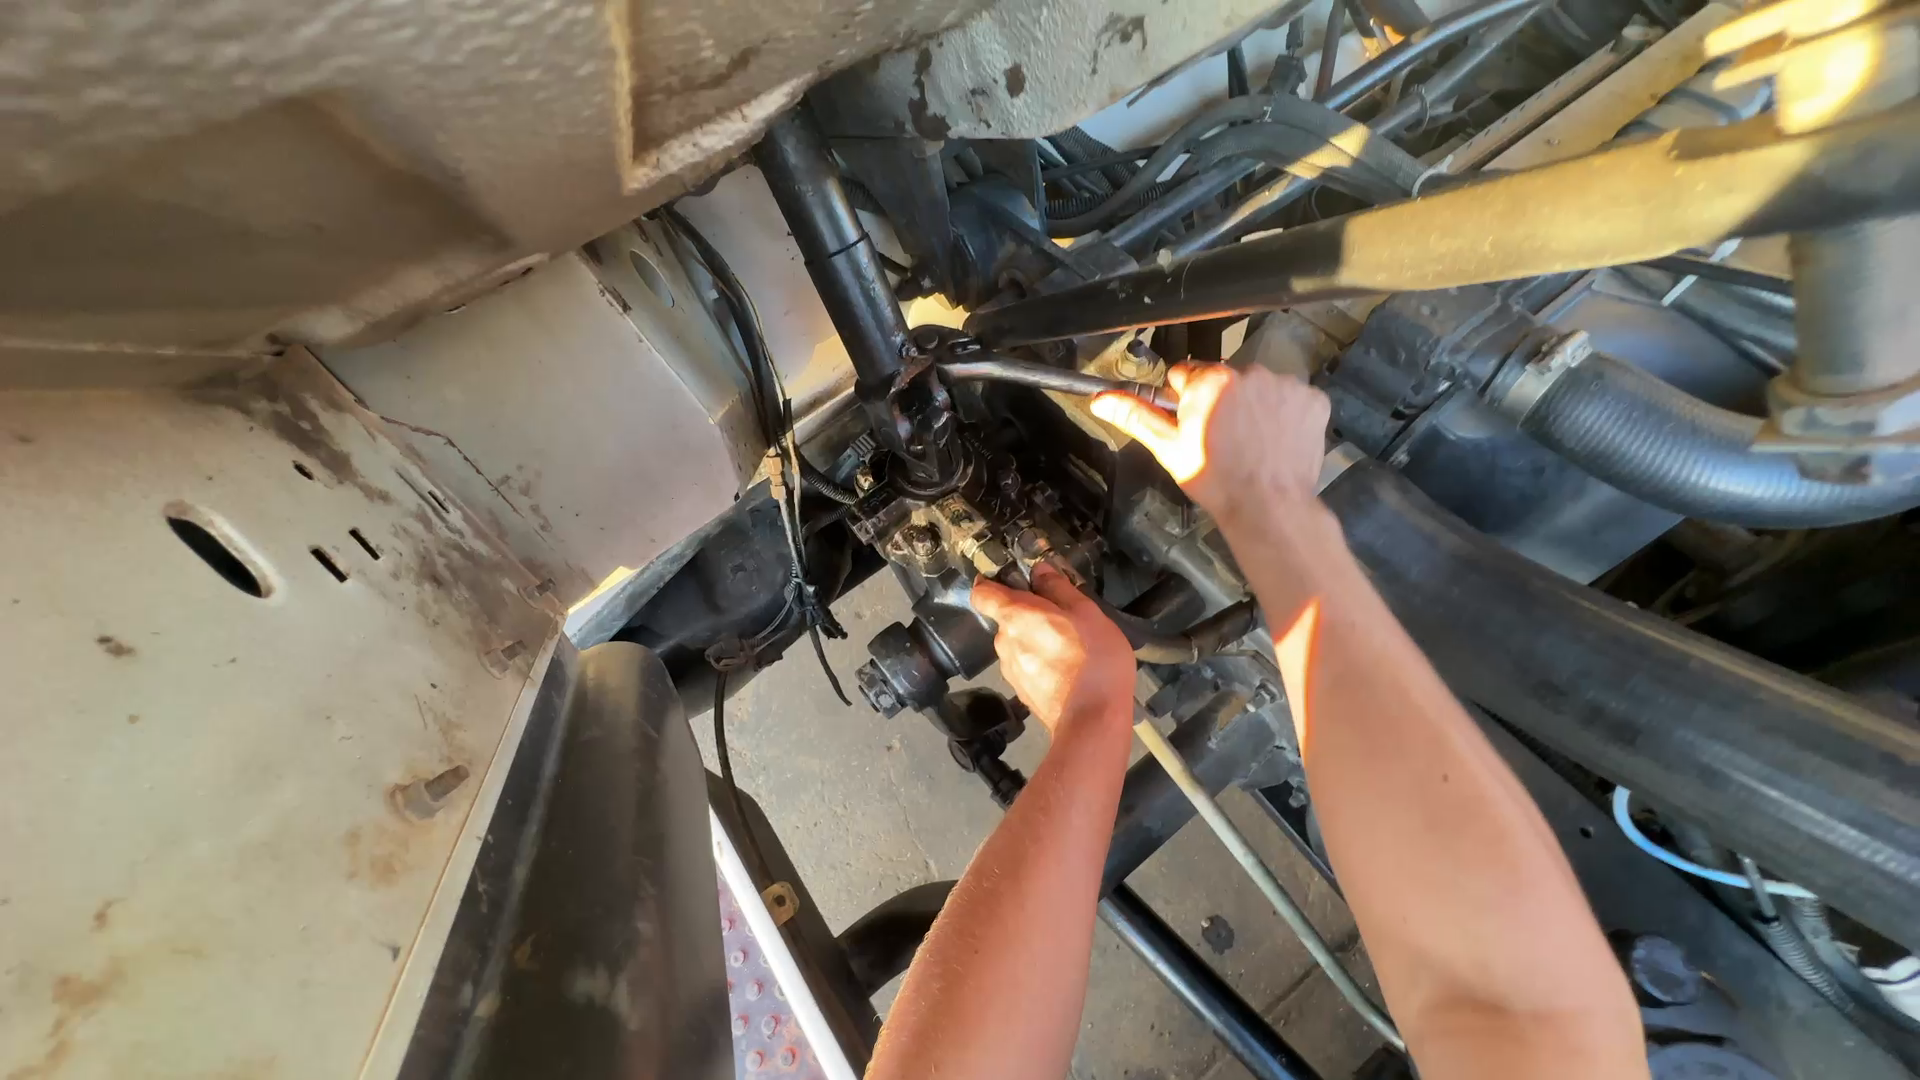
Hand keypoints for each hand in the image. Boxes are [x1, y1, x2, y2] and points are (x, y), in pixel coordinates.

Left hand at [970, 563, 1135, 736]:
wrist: (1093, 722)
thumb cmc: (1094, 660)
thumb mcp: (1087, 613)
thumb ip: (1058, 589)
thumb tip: (1039, 570)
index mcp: (1015, 617)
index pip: (982, 593)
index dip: (992, 583)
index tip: (1014, 582)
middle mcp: (1004, 642)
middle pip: (1006, 619)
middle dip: (1028, 615)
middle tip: (1062, 618)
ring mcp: (1010, 671)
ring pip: (1017, 645)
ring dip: (1035, 641)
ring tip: (1070, 647)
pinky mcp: (1021, 693)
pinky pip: (1026, 667)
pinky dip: (1040, 664)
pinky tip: (1067, 671)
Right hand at [1091, 363, 1330, 530]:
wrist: (1268, 507)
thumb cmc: (1214, 479)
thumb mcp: (1168, 448)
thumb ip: (1135, 416)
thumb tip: (1100, 399)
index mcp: (1210, 380)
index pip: (1186, 374)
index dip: (1185, 401)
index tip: (1192, 426)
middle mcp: (1250, 372)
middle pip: (1225, 379)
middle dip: (1220, 402)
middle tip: (1221, 440)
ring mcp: (1286, 384)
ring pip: (1259, 388)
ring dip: (1253, 407)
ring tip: (1250, 444)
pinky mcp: (1313, 400)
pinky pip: (1291, 400)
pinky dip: (1284, 416)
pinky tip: (1275, 442)